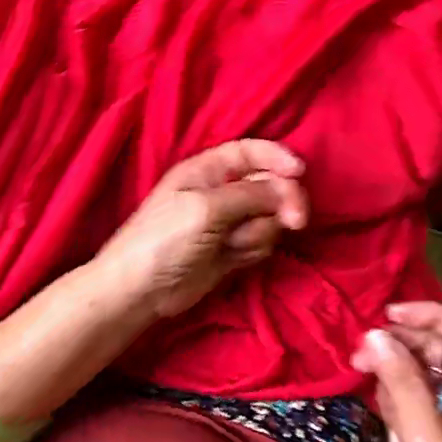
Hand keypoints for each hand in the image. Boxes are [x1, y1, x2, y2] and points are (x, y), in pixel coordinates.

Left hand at [93, 140, 308, 320]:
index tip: (300, 171)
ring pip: (270, 217)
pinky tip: (233, 259)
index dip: (277, 157)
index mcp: (207, 170)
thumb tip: (289, 188)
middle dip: (282, 201)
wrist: (141, 289)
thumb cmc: (164, 239)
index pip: (250, 152)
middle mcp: (220, 192)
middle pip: (270, 185)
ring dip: (259, 232)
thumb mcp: (206, 207)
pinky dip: (254, 250)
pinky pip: (262, 242)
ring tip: (231, 245)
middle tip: (294, 221)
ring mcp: (228, 223)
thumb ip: (251, 194)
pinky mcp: (233, 250)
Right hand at [353, 303, 441, 441]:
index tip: (393, 313)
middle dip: (408, 340)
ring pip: (430, 369)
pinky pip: (416, 391)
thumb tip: (374, 334)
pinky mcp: (436, 430)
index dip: (438, 318)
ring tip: (360, 363)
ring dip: (396, 361)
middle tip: (366, 343)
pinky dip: (394, 384)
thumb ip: (402, 385)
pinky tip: (375, 389)